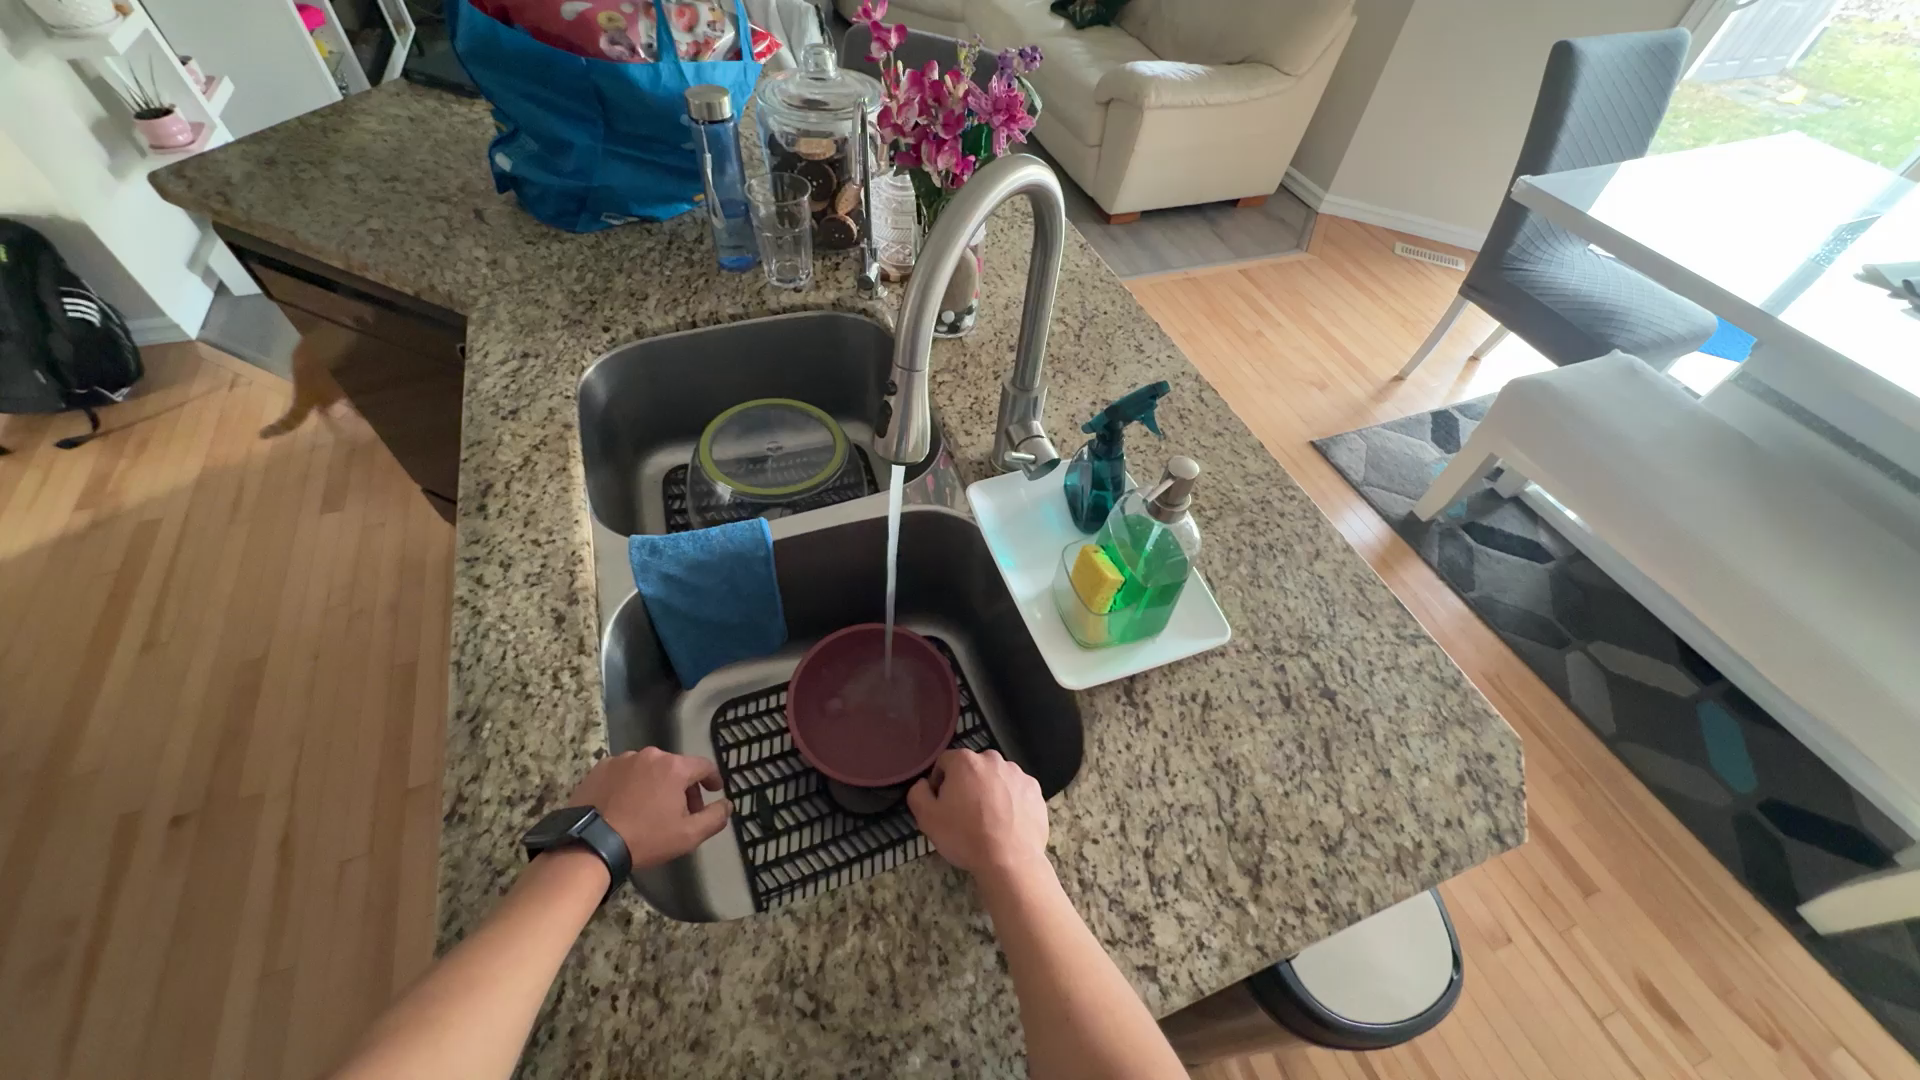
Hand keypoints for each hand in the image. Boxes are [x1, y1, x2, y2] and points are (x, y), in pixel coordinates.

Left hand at [568, 748, 731, 868]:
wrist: (589, 846)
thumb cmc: (644, 839)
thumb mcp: (688, 835)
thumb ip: (715, 817)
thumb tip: (728, 804)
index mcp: (674, 768)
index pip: (703, 766)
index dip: (712, 778)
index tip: (714, 790)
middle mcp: (650, 755)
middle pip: (676, 767)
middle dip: (683, 787)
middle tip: (681, 811)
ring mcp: (622, 760)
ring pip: (649, 769)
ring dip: (656, 784)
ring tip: (650, 809)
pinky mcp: (599, 769)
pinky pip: (624, 773)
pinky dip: (631, 784)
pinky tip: (625, 805)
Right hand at [907, 749, 1049, 882]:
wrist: (1010, 860)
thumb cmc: (965, 837)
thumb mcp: (927, 818)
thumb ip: (918, 793)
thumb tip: (924, 783)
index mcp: (965, 761)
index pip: (945, 762)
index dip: (940, 782)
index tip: (942, 804)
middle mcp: (993, 759)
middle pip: (972, 768)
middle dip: (967, 785)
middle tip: (965, 813)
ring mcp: (1017, 773)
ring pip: (996, 778)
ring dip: (990, 791)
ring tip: (989, 820)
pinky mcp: (1035, 789)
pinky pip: (1016, 790)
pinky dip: (1011, 800)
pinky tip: (1008, 822)